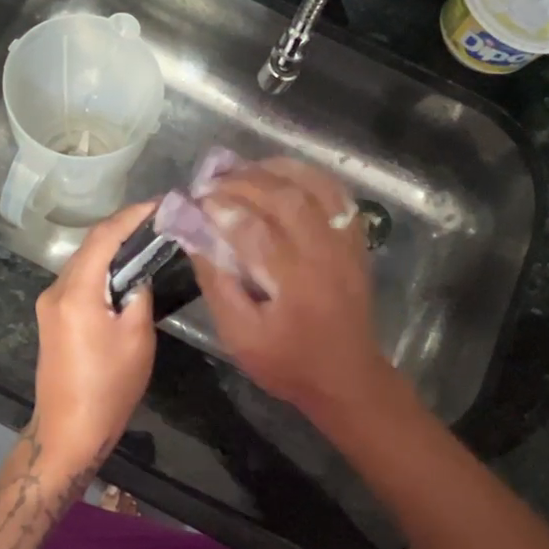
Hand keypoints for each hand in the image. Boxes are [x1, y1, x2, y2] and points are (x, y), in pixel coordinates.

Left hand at [31, 200, 157, 468]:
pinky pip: (78, 281)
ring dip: (111, 249)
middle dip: (122, 229)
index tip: (159, 204)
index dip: (131, 216)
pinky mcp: (51, 319)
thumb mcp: (137, 339)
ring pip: (82, 263)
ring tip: (146, 239)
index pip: (103, 238)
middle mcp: (55, 291)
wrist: (69, 431)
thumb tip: (138, 274)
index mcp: (76, 293)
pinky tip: (123, 270)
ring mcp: (49, 305)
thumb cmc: (108, 387)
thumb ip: (139, 295)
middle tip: (158, 220)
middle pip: (89, 246)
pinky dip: (101, 270)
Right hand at [187, 159, 396, 418]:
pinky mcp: (355, 239)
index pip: (254, 227)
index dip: (221, 207)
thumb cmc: (287, 362)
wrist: (346, 377)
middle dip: (243, 181)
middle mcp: (325, 252)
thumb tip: (194, 235)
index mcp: (295, 281)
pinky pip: (334, 192)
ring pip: (312, 186)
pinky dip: (306, 176)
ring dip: (273, 171)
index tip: (195, 200)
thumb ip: (217, 283)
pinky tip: (280, 176)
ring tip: (241, 171)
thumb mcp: (239, 335)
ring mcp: (345, 242)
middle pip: (284, 197)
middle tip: (211, 181)